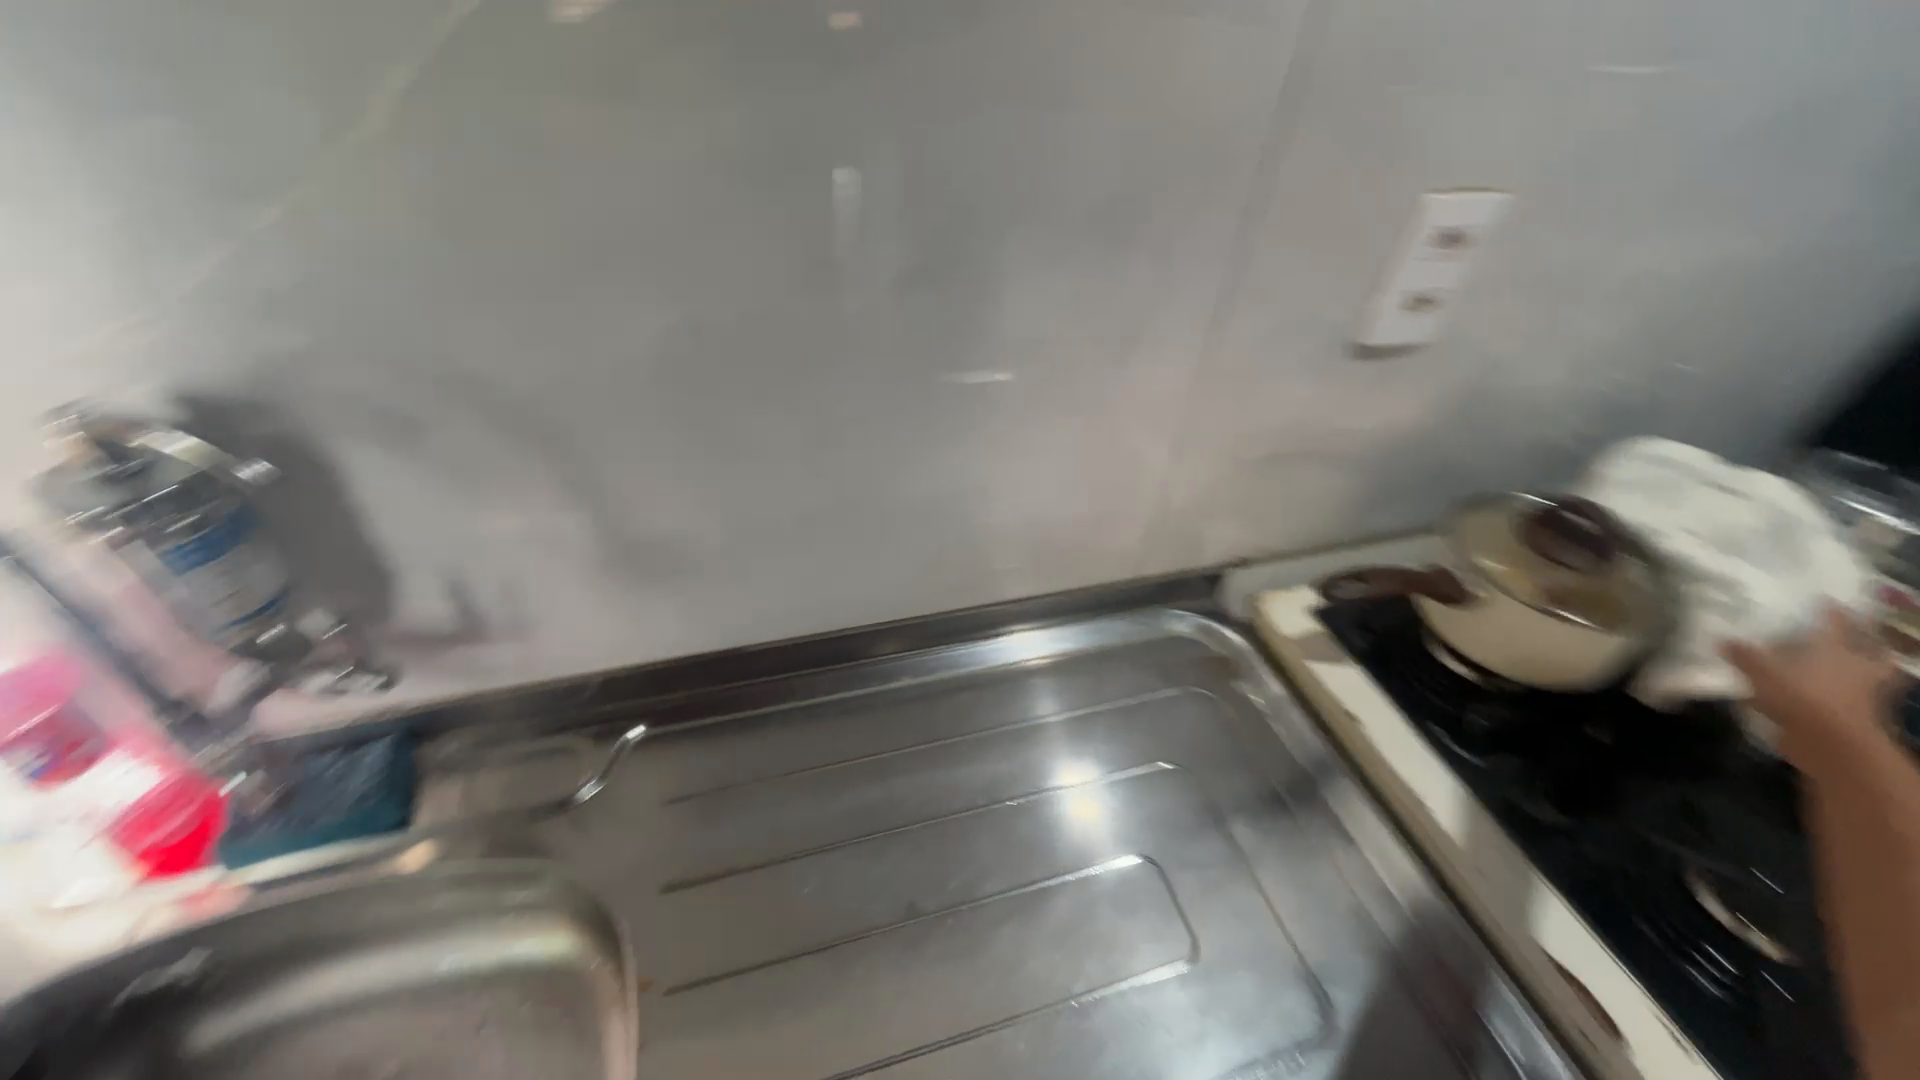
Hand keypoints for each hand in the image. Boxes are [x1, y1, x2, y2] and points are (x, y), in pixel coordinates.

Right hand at [1721, 605, 1906, 768]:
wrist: (1831, 742)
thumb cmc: (1800, 696)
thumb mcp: (1761, 671)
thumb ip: (1744, 655)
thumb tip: (1722, 639)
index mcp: (1835, 650)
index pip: (1835, 623)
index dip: (1831, 611)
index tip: (1827, 599)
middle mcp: (1854, 666)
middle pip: (1869, 650)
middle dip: (1865, 642)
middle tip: (1856, 636)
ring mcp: (1860, 693)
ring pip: (1863, 675)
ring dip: (1854, 671)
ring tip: (1837, 667)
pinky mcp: (1856, 716)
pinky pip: (1846, 699)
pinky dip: (1836, 696)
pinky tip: (1818, 697)